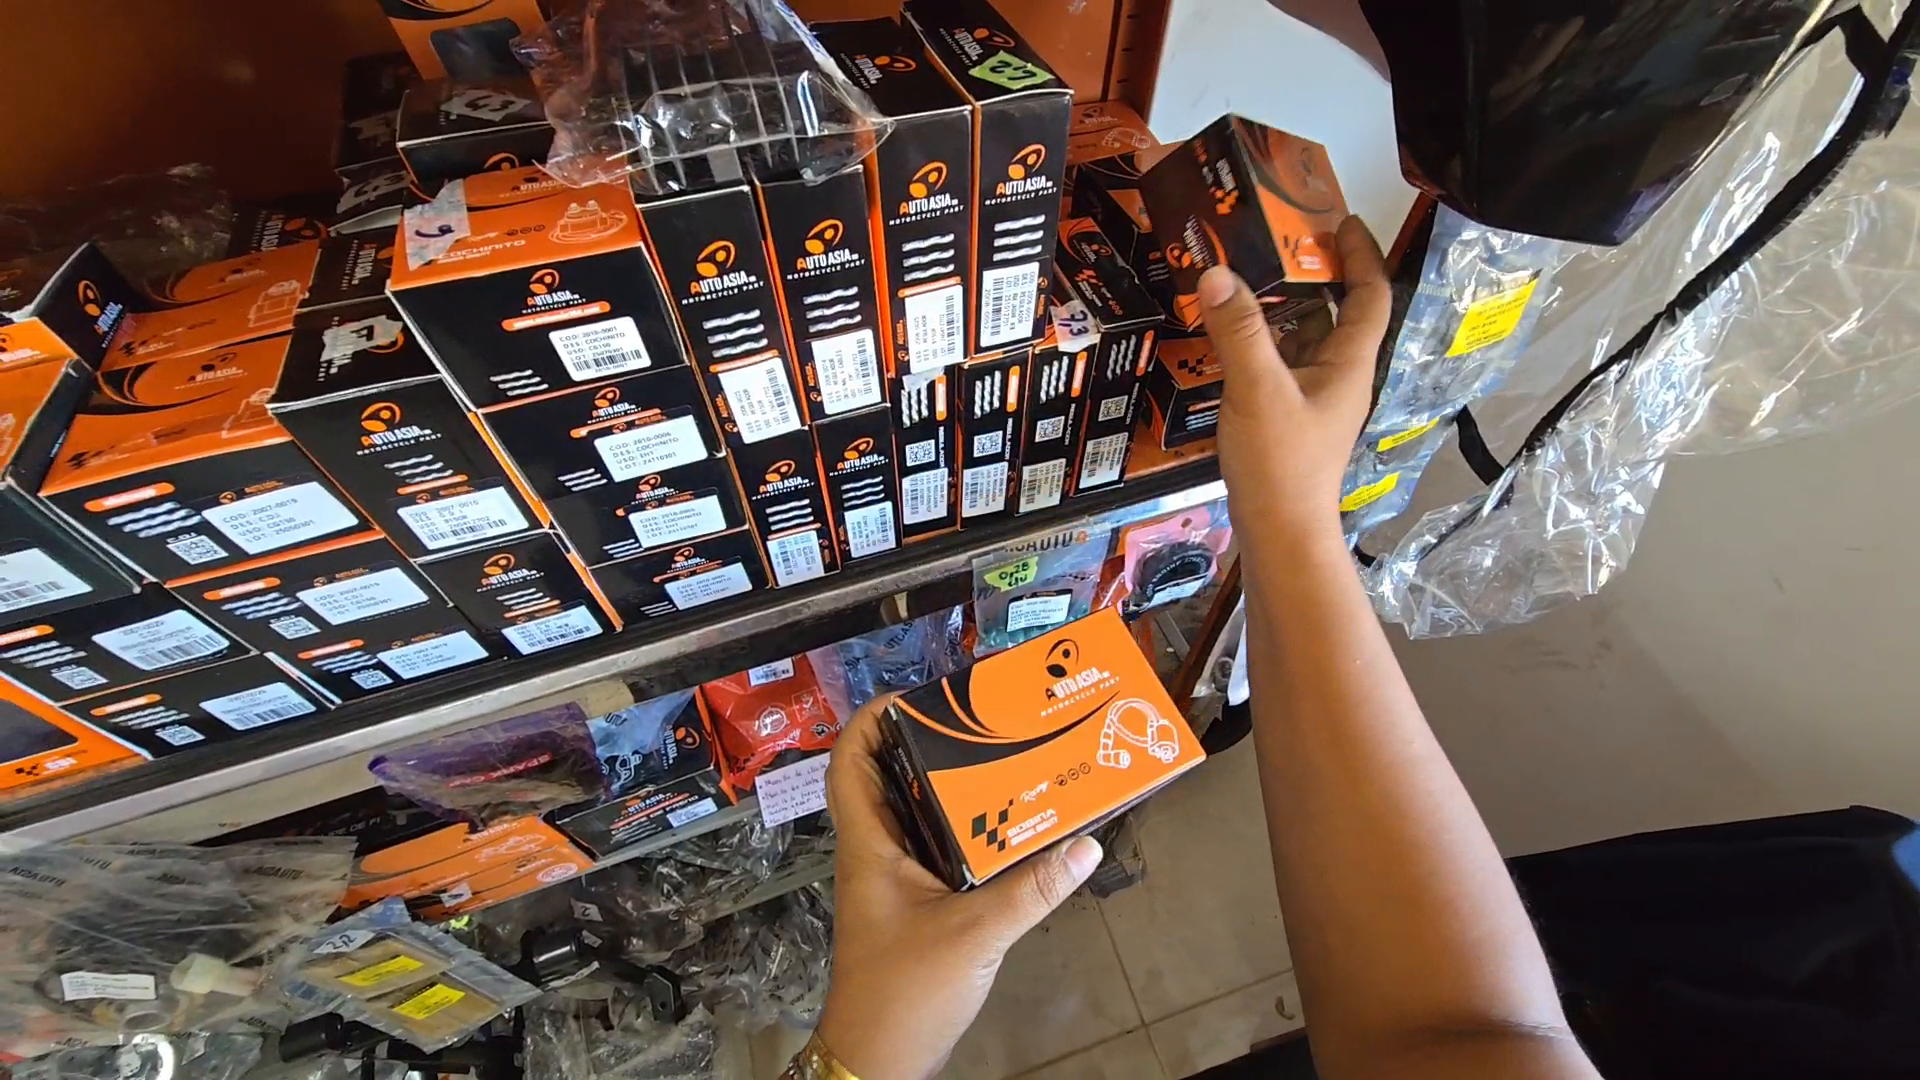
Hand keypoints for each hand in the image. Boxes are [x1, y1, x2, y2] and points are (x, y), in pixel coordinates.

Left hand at [816, 697, 1102, 1079]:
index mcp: (869, 841)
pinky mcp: (905, 896)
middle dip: (913, 739)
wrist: (878, 1058)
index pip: (849, 762)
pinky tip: (990, 817)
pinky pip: (923, 839)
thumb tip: (1085, 843)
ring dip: (931, 777)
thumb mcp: (975, 933)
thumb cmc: (908, 988)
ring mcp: (886, 873)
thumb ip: (1031, 889)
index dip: (869, 721)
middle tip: (966, 717)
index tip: (914, 696)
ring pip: (902, 807)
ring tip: (983, 752)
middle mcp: (872, 847)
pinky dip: (947, 818)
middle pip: (877, 775)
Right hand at [1202, 215, 1390, 545]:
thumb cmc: (1280, 461)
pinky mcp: (1286, 422)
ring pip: (1300, 345)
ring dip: (1278, 315)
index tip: (1338, 221)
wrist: (1278, 530)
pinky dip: (1258, 349)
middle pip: (1331, 316)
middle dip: (1307, 280)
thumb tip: (1216, 271)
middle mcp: (1336, 378)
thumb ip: (1238, 331)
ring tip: (1241, 285)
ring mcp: (1311, 403)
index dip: (1359, 255)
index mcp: (1347, 364)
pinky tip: (1227, 344)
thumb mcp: (1258, 389)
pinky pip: (1277, 370)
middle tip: (1270, 248)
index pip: (1368, 297)